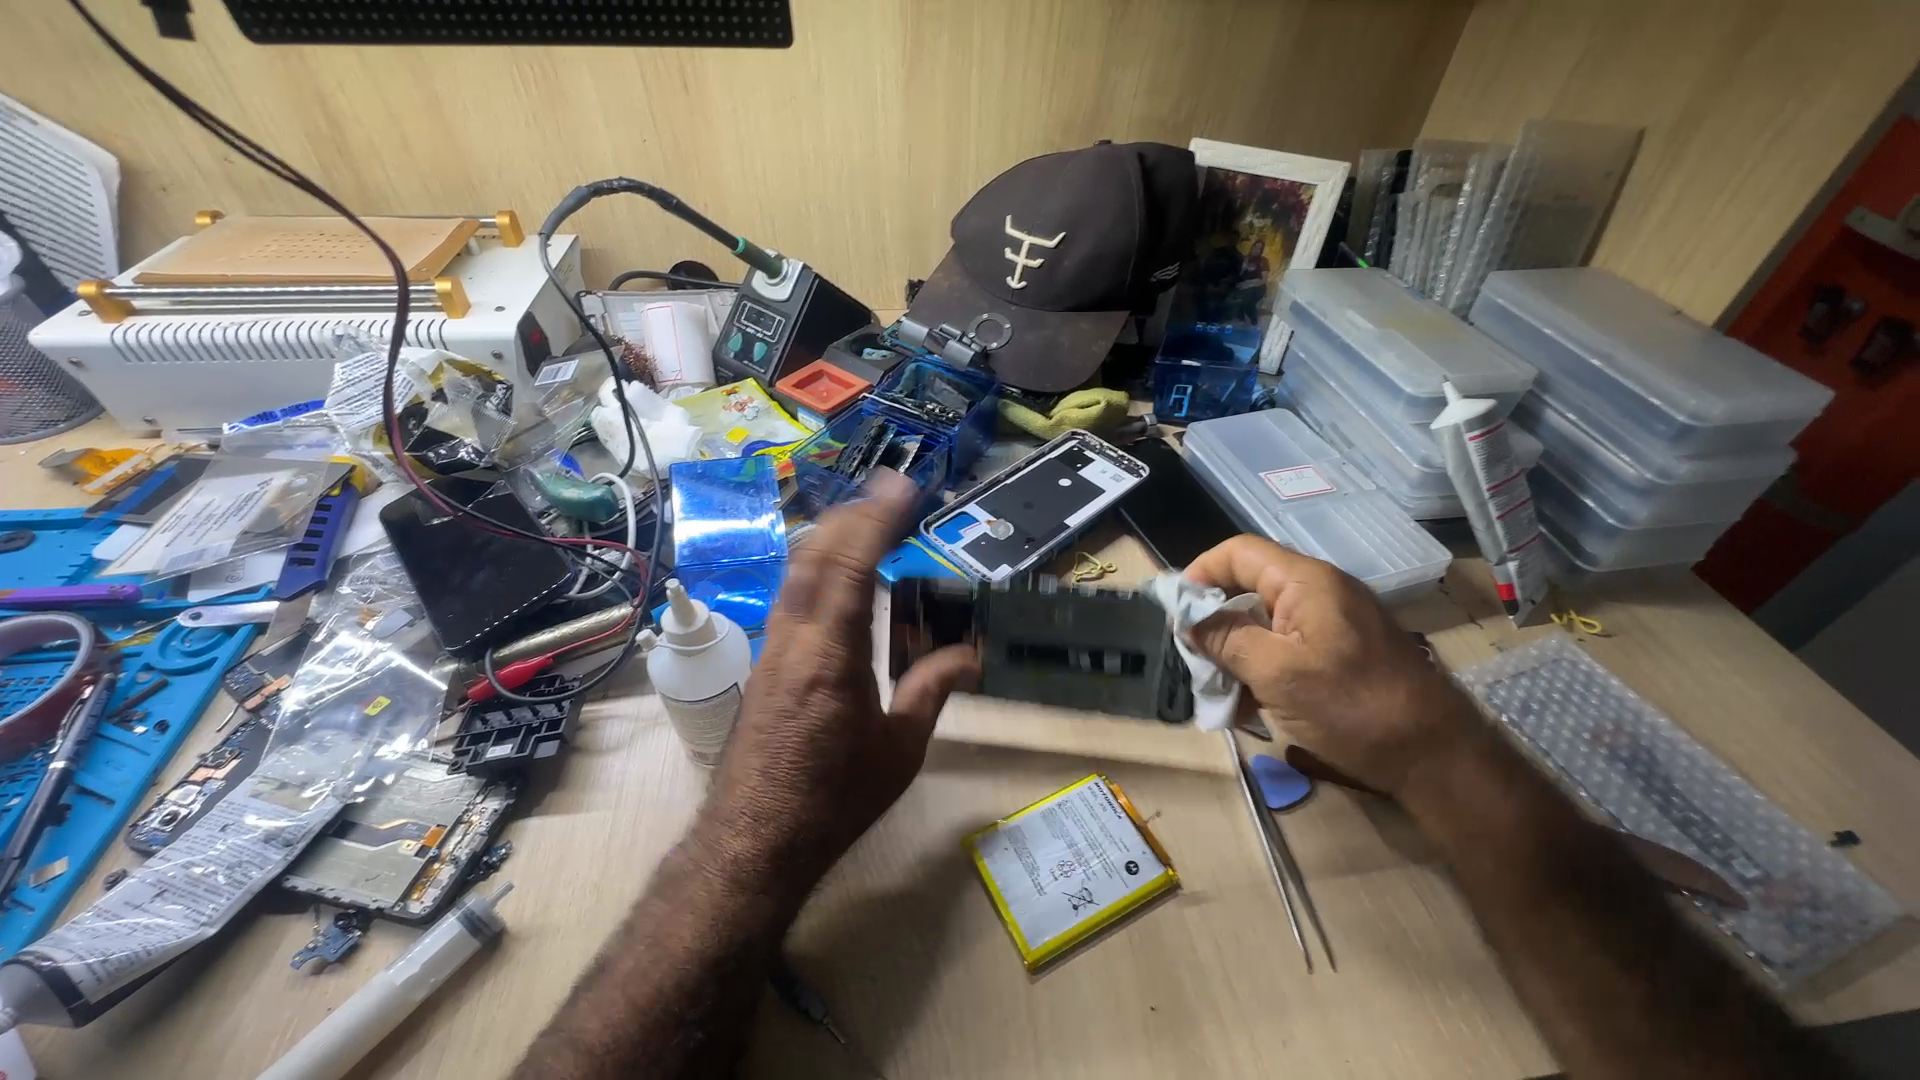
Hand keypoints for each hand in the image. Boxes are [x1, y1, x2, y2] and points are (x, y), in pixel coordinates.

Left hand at [700, 471, 977, 885]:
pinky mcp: (765, 663)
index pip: (850, 565)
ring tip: (866, 522)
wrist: (754, 841)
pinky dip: (816, 569)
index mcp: (830, 655)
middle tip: (889, 493)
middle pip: (815, 555)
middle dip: (852, 515)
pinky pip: (791, 597)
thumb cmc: (833, 800)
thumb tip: (970, 656)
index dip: (876, 519)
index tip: (901, 486)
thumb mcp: (899, 750)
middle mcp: (793, 638)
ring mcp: (772, 648)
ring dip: (830, 538)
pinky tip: (835, 577)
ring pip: (796, 573)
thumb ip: (932, 691)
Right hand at [1185, 535, 1481, 797]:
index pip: (1239, 552)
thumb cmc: (1354, 707)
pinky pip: (1287, 649)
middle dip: (1214, 623)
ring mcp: (1333, 625)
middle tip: (1192, 660)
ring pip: (1265, 625)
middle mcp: (1320, 593)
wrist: (1437, 757)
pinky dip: (1262, 671)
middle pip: (1249, 589)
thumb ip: (1227, 639)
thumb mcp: (1278, 673)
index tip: (1175, 611)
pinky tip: (1249, 708)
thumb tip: (1190, 620)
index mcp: (1306, 583)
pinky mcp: (1342, 654)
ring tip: (1218, 694)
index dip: (1200, 572)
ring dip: (1235, 655)